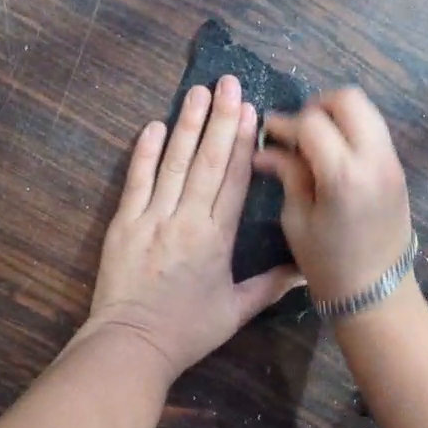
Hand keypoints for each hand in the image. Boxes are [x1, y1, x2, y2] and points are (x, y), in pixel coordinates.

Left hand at [77, 76, 303, 382]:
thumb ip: (269, 287)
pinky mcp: (123, 223)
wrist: (131, 344)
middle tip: (229, 83)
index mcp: (217, 239)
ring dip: (187, 125)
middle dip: (220, 120)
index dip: (244, 143)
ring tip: (198, 92)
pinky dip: (145, 152)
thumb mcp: (235, 313)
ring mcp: (152, 218)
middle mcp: (187, 220)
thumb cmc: (186, 331)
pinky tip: (154, 125)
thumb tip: (304, 271)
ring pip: (173, 163)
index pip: (234, 181)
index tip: (251, 111)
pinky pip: (136, 180)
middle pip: (207, 162)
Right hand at [252, 88, 413, 304]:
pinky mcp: (398, 169)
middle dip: (317, 106)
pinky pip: (374, 130)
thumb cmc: (328, 264)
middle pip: (349, 100)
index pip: (312, 123)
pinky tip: (332, 154)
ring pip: (367, 110)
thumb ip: (288, 175)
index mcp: (344, 175)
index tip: (268, 132)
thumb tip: (266, 150)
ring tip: (313, 140)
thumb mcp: (297, 220)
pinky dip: (352, 130)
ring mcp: (392, 162)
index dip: (285, 123)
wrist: (378, 293)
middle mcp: (374, 159)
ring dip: (337, 116)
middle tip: (297, 130)